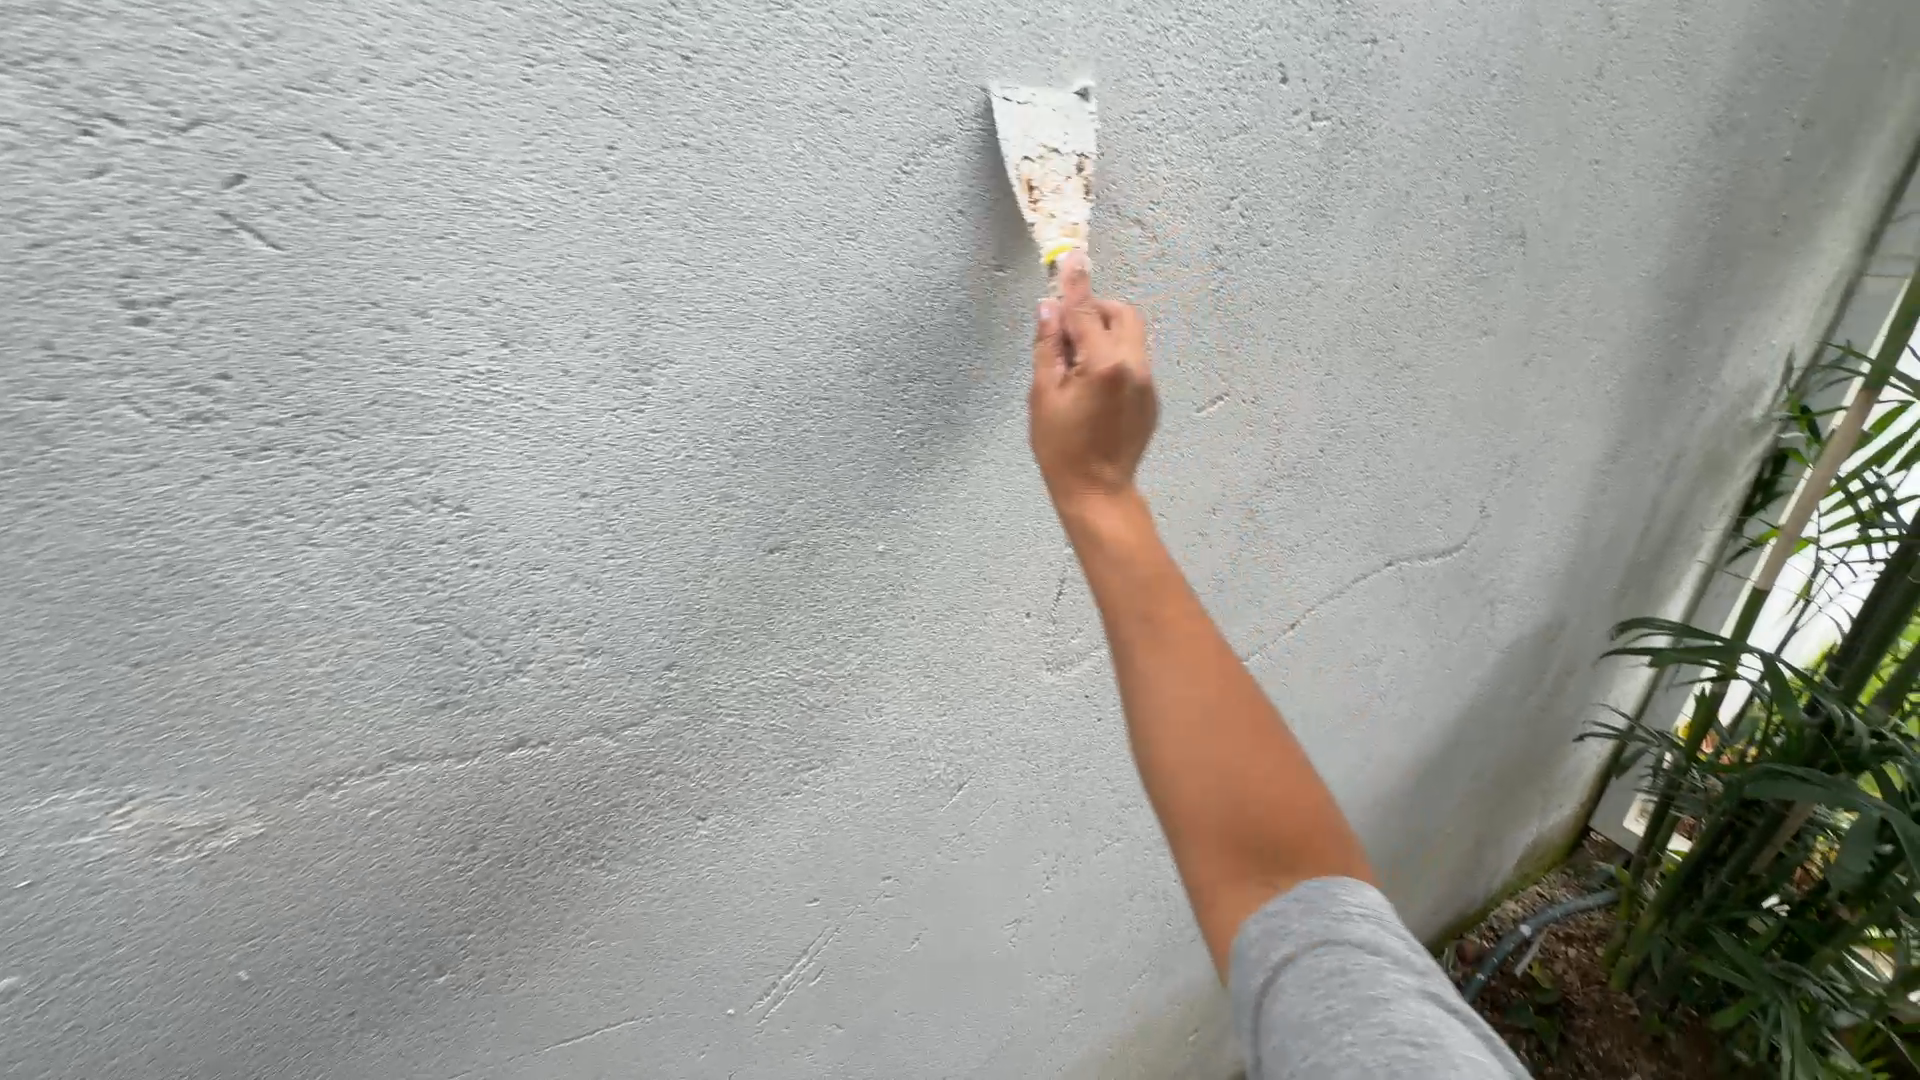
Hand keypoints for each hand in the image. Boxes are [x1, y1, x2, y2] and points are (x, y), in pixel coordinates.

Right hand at [1028, 251, 1158, 521]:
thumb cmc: (1062, 450)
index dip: (1074, 285)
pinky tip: (1093, 387)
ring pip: (1130, 336)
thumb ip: (1048, 347)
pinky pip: (1134, 361)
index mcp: (1104, 365)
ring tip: (1077, 364)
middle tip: (1067, 333)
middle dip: (1096, 311)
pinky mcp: (1151, 397)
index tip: (1071, 256)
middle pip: (1122, 314)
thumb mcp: (1043, 396)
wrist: (1098, 491)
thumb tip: (1049, 310)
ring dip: (1105, 334)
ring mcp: (1148, 383)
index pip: (1086, 312)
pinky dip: (1114, 357)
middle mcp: (1134, 367)